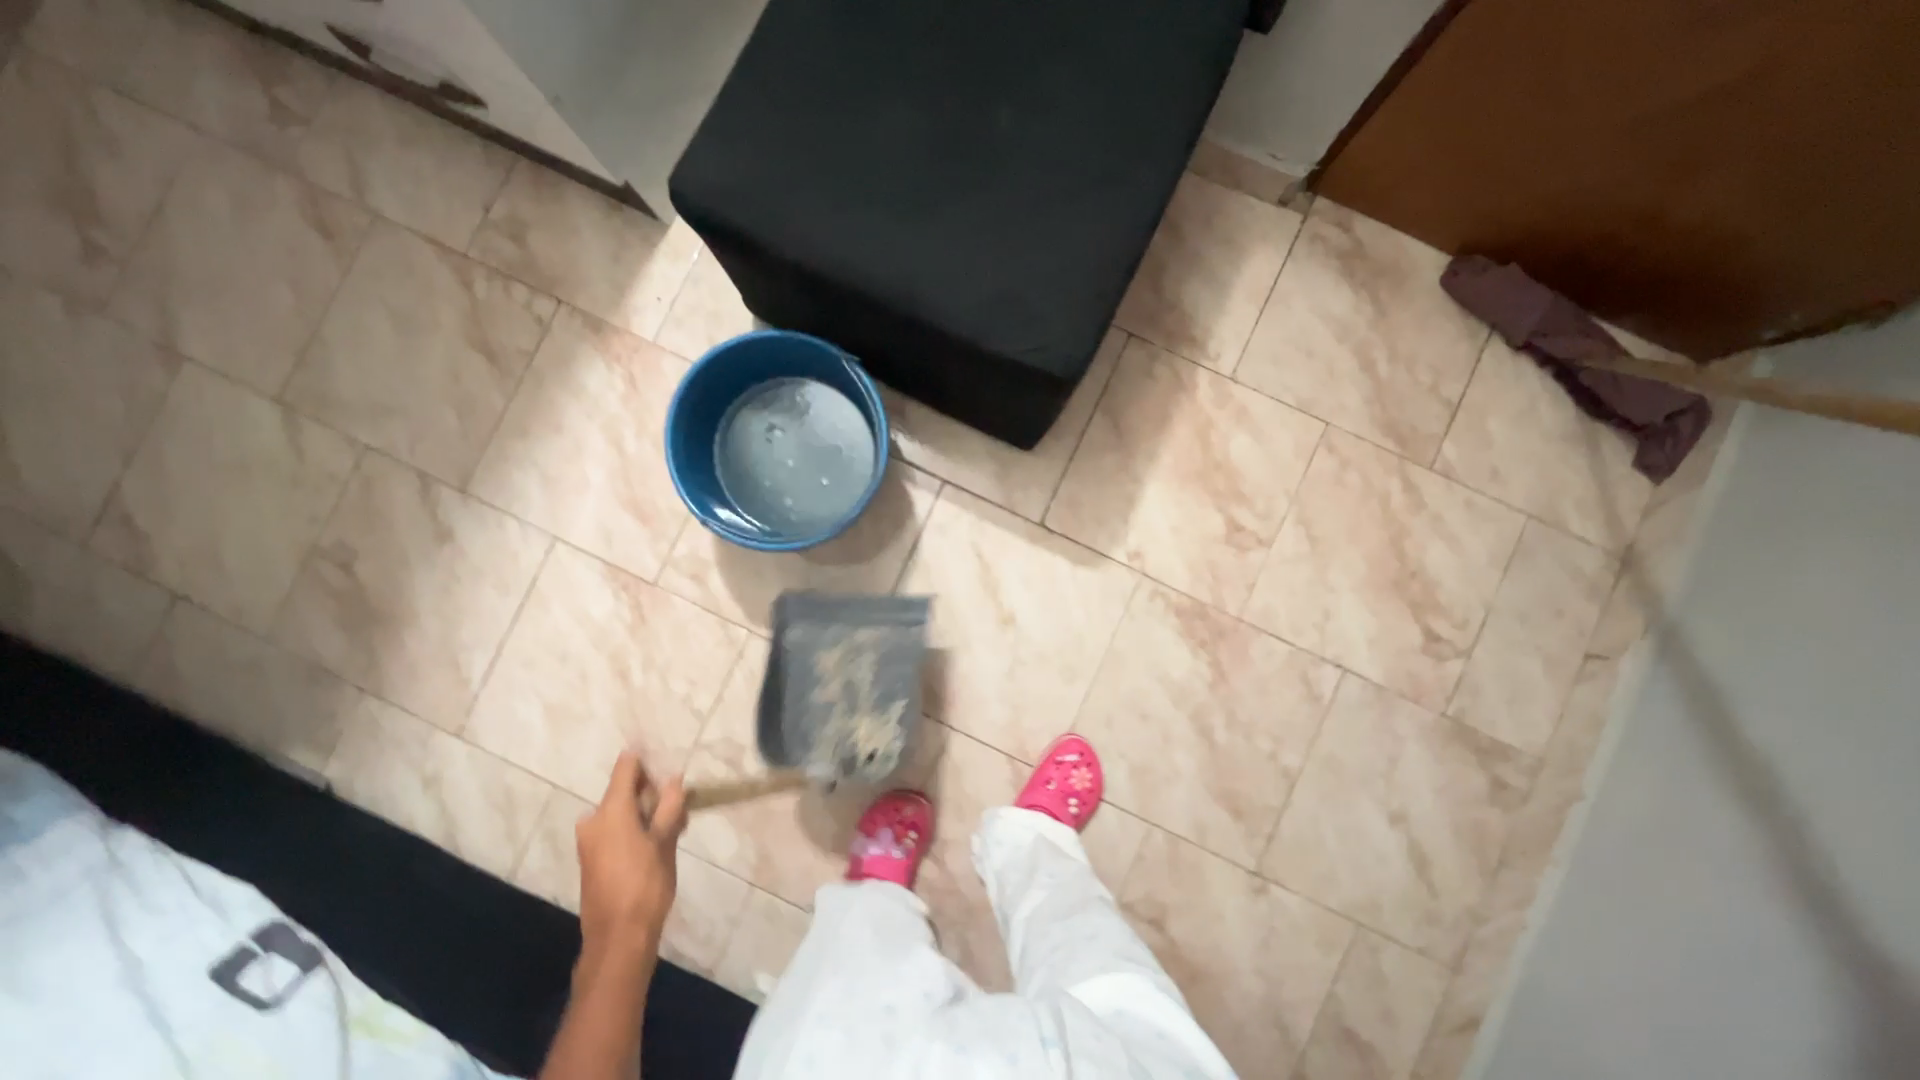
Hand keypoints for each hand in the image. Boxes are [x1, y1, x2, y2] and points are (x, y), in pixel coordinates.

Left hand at [575, 751, 686, 975]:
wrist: (618, 937)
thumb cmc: (645, 885)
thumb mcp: (665, 843)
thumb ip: (669, 807)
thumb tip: (674, 779)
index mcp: (611, 810)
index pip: (626, 768)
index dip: (646, 761)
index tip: (667, 764)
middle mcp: (593, 820)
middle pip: (623, 792)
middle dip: (650, 794)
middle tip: (679, 808)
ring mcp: (588, 841)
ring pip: (620, 814)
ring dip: (643, 815)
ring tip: (672, 831)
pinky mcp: (590, 859)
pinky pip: (613, 832)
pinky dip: (632, 831)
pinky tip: (654, 847)